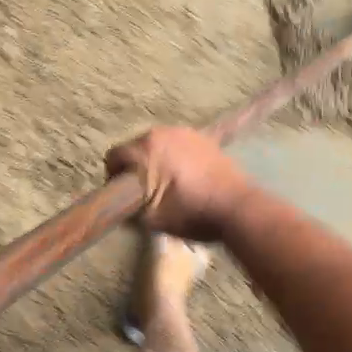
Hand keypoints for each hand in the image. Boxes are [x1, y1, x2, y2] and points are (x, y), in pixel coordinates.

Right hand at [105, 126, 255, 241]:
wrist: (237, 208)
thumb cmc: (190, 212)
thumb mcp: (150, 219)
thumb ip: (129, 209)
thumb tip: (120, 206)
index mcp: (144, 147)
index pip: (114, 156)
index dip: (113, 176)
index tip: (122, 195)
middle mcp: (161, 131)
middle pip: (136, 148)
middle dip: (136, 167)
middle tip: (144, 192)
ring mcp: (185, 132)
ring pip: (159, 145)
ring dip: (157, 161)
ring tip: (168, 185)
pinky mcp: (205, 138)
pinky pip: (180, 146)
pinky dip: (177, 158)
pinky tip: (187, 178)